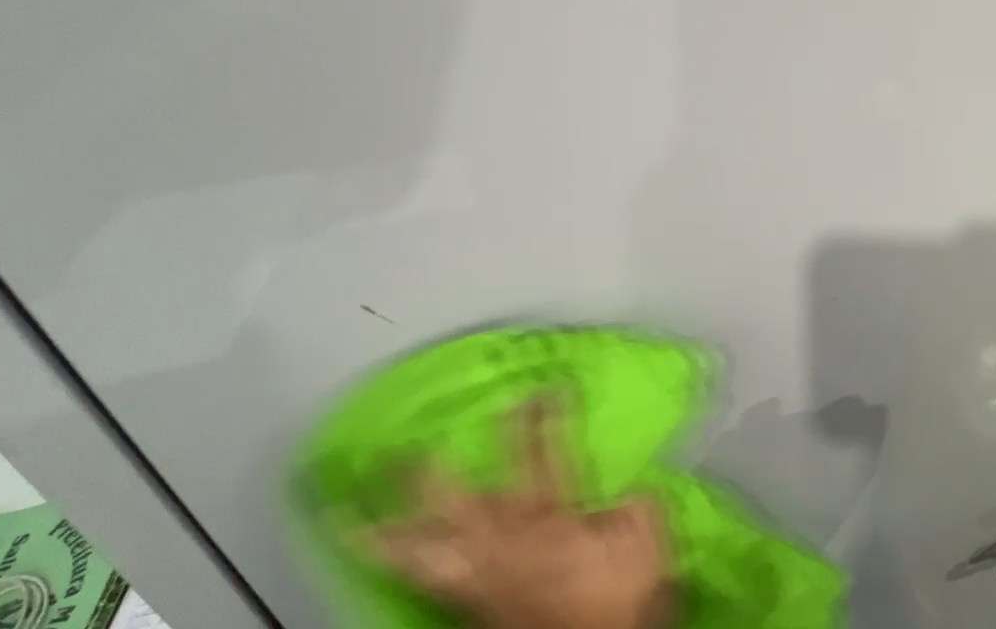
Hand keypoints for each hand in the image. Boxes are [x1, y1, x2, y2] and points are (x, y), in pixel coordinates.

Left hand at [365, 398, 672, 628]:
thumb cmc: (622, 597)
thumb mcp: (648, 538)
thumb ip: (633, 504)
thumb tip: (621, 488)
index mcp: (550, 521)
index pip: (544, 455)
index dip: (542, 419)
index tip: (542, 388)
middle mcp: (505, 547)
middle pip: (458, 504)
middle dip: (434, 474)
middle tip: (405, 450)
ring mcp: (482, 581)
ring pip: (424, 555)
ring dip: (388, 537)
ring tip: (346, 520)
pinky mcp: (472, 608)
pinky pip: (428, 583)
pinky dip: (402, 567)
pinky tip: (388, 557)